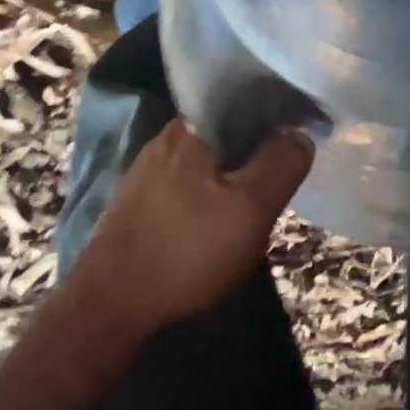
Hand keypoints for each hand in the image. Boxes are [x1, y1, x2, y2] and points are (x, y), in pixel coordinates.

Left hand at [71, 118, 313, 331]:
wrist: (105, 311)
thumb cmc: (184, 253)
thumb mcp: (250, 210)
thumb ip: (282, 165)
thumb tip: (301, 134)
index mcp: (192, 127)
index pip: (246, 99)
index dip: (279, 111)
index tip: (303, 130)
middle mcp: (166, 137)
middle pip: (227, 128)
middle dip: (257, 143)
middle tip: (285, 168)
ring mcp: (147, 169)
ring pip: (207, 156)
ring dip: (233, 169)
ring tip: (258, 193)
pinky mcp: (137, 200)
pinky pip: (188, 180)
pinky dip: (210, 189)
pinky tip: (219, 214)